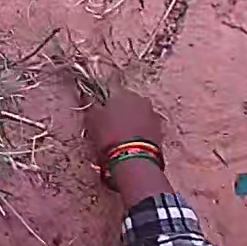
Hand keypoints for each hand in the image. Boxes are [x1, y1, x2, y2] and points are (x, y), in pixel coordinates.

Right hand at [83, 76, 171, 202]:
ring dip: (128, 118)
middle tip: (106, 121)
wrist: (133, 158)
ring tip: (118, 133)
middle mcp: (140, 99)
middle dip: (117, 107)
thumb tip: (86, 94)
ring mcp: (152, 113)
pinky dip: (138, 128)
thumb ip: (90, 103)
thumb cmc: (109, 135)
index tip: (96, 106)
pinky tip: (129, 139)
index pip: (110, 87)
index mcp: (122, 93)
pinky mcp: (159, 128)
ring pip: (136, 111)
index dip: (101, 97)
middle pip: (125, 99)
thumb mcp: (92, 118)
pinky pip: (145, 123)